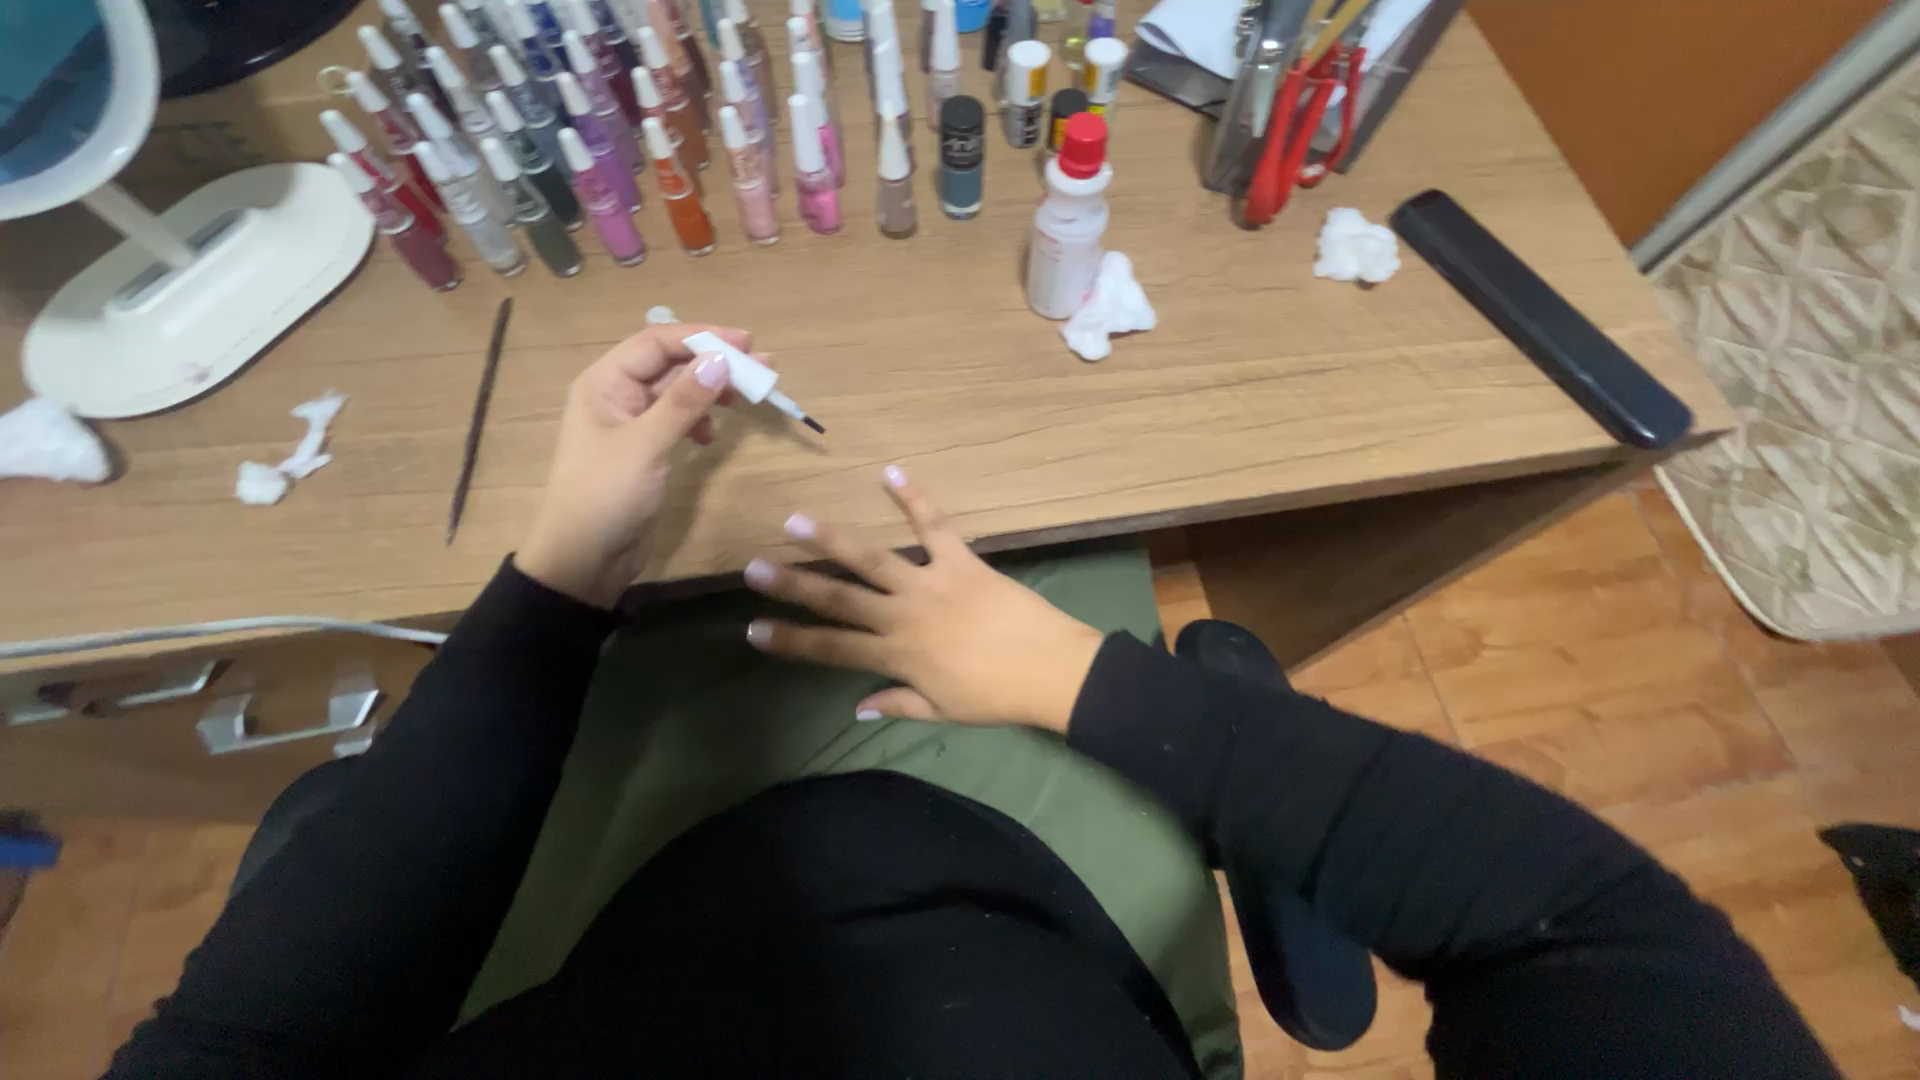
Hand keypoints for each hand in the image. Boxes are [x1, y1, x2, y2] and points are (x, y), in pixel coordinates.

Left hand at [516, 323, 754, 608]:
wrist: (584, 559)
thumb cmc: (606, 496)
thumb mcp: (646, 445)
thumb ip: (684, 401)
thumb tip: (722, 360)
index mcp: (604, 383)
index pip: (656, 343)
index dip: (701, 338)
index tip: (746, 343)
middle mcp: (617, 395)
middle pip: (671, 364)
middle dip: (715, 362)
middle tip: (762, 367)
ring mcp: (633, 424)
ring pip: (679, 392)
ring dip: (712, 390)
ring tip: (749, 396)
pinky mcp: (647, 450)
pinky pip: (679, 420)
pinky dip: (700, 419)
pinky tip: (712, 434)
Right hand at [741, 467, 1105, 731]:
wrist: (1052, 671)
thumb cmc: (996, 697)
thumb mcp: (942, 710)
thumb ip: (898, 704)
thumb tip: (856, 708)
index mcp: (897, 656)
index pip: (832, 649)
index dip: (791, 640)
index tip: (754, 630)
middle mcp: (904, 617)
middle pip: (839, 600)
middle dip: (793, 585)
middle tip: (753, 568)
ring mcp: (931, 584)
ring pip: (873, 560)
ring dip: (832, 540)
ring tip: (795, 521)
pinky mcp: (962, 561)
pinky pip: (935, 524)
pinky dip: (914, 497)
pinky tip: (890, 471)